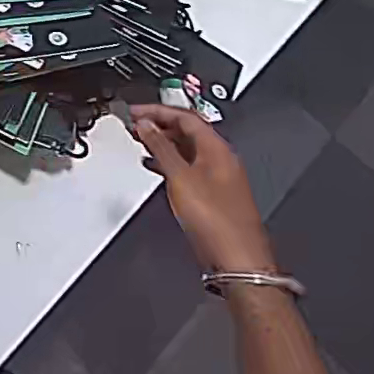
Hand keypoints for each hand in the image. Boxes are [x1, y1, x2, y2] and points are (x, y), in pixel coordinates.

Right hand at [130, 104, 276, 272]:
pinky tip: (156, 167)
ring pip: (187, 149)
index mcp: (217, 148)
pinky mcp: (214, 194)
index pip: (185, 116)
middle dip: (159, 124)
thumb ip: (160, 147)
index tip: (136, 111)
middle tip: (135, 124)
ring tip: (140, 141)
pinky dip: (169, 162)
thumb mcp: (180, 177)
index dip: (157, 111)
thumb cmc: (218, 222)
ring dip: (163, 143)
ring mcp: (218, 177)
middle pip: (187, 130)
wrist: (238, 262)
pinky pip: (188, 167)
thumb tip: (147, 125)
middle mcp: (221, 159)